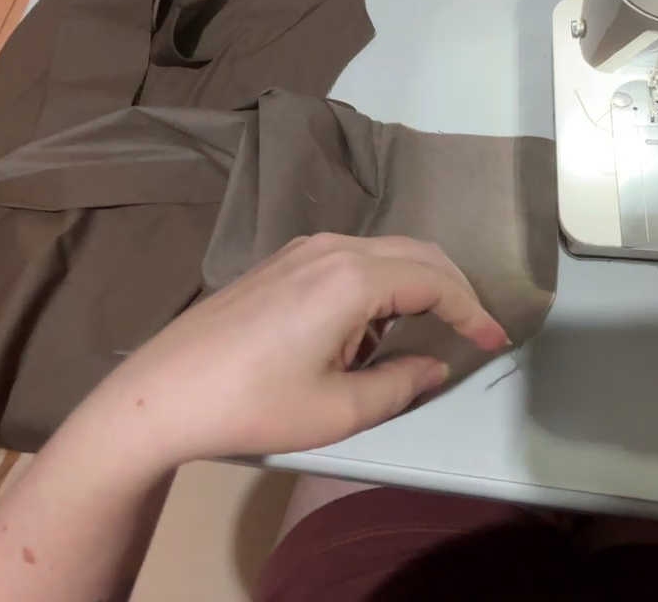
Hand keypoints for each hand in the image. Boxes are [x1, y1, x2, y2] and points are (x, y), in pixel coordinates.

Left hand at [69, 233, 509, 471]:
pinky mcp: (284, 259)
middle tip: (473, 327)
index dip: (471, 308)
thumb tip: (434, 364)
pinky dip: (380, 281)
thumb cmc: (252, 403)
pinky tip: (371, 322)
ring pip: (384, 250)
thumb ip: (400, 383)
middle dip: (452, 286)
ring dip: (415, 282)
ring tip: (428, 328)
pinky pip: (352, 257)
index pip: (433, 280)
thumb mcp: (337, 409)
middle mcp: (333, 247)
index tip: (494, 338)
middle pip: (414, 252)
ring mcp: (304, 248)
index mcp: (352, 277)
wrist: (163, 390)